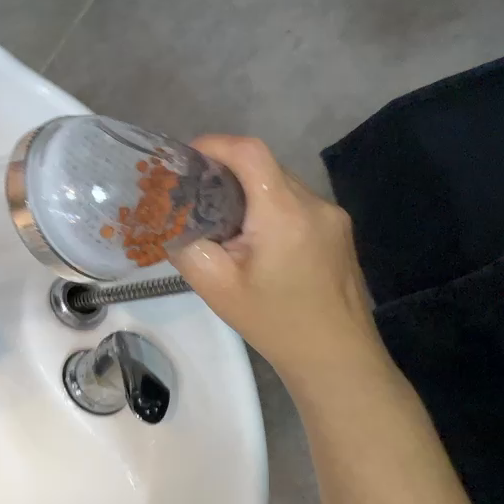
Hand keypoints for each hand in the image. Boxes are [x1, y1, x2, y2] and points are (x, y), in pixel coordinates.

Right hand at [169, 135, 389, 394]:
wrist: (337, 359)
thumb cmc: (273, 321)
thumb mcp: (213, 283)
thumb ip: (184, 241)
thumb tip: (165, 215)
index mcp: (284, 213)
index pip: (249, 152)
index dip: (213, 144)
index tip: (183, 160)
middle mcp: (314, 205)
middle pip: (262, 166)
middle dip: (222, 171)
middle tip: (188, 195)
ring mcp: (331, 217)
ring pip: (277, 183)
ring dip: (243, 190)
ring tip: (215, 220)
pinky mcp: (336, 230)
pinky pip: (292, 201)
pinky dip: (263, 206)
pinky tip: (247, 238)